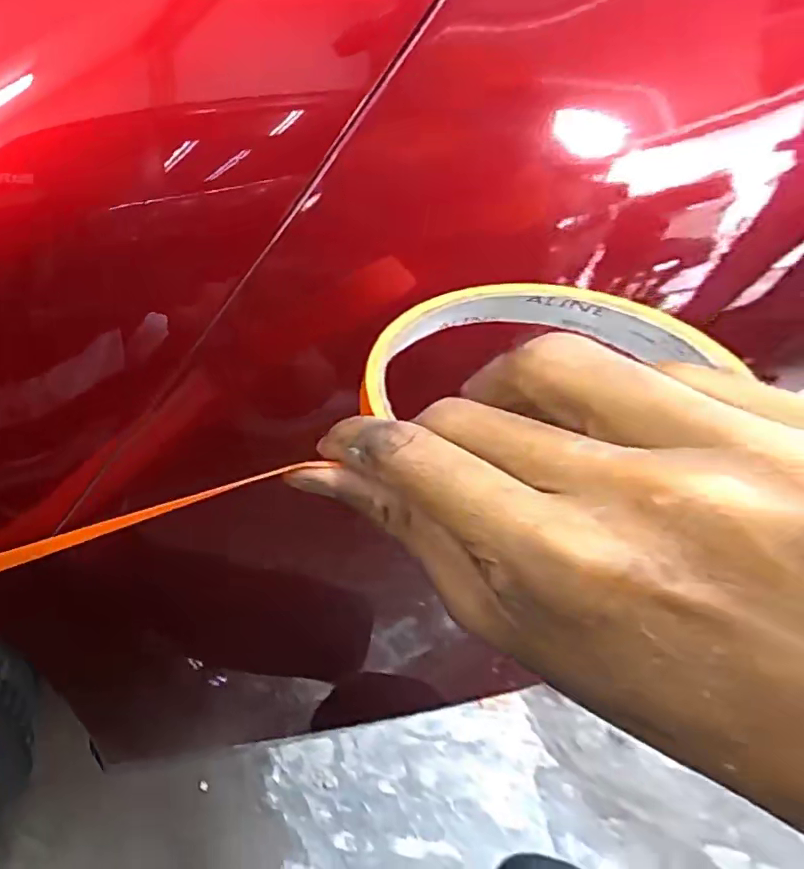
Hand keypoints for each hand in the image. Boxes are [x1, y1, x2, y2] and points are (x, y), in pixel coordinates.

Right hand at [288, 332, 803, 827]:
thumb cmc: (691, 701)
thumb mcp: (526, 631)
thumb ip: (417, 535)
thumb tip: (322, 475)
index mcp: (565, 560)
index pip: (410, 456)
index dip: (357, 442)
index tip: (343, 447)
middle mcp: (646, 494)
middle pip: (465, 411)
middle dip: (427, 434)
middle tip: (441, 463)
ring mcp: (743, 451)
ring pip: (553, 362)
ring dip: (505, 391)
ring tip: (520, 425)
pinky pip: (664, 366)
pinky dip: (612, 393)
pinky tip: (623, 432)